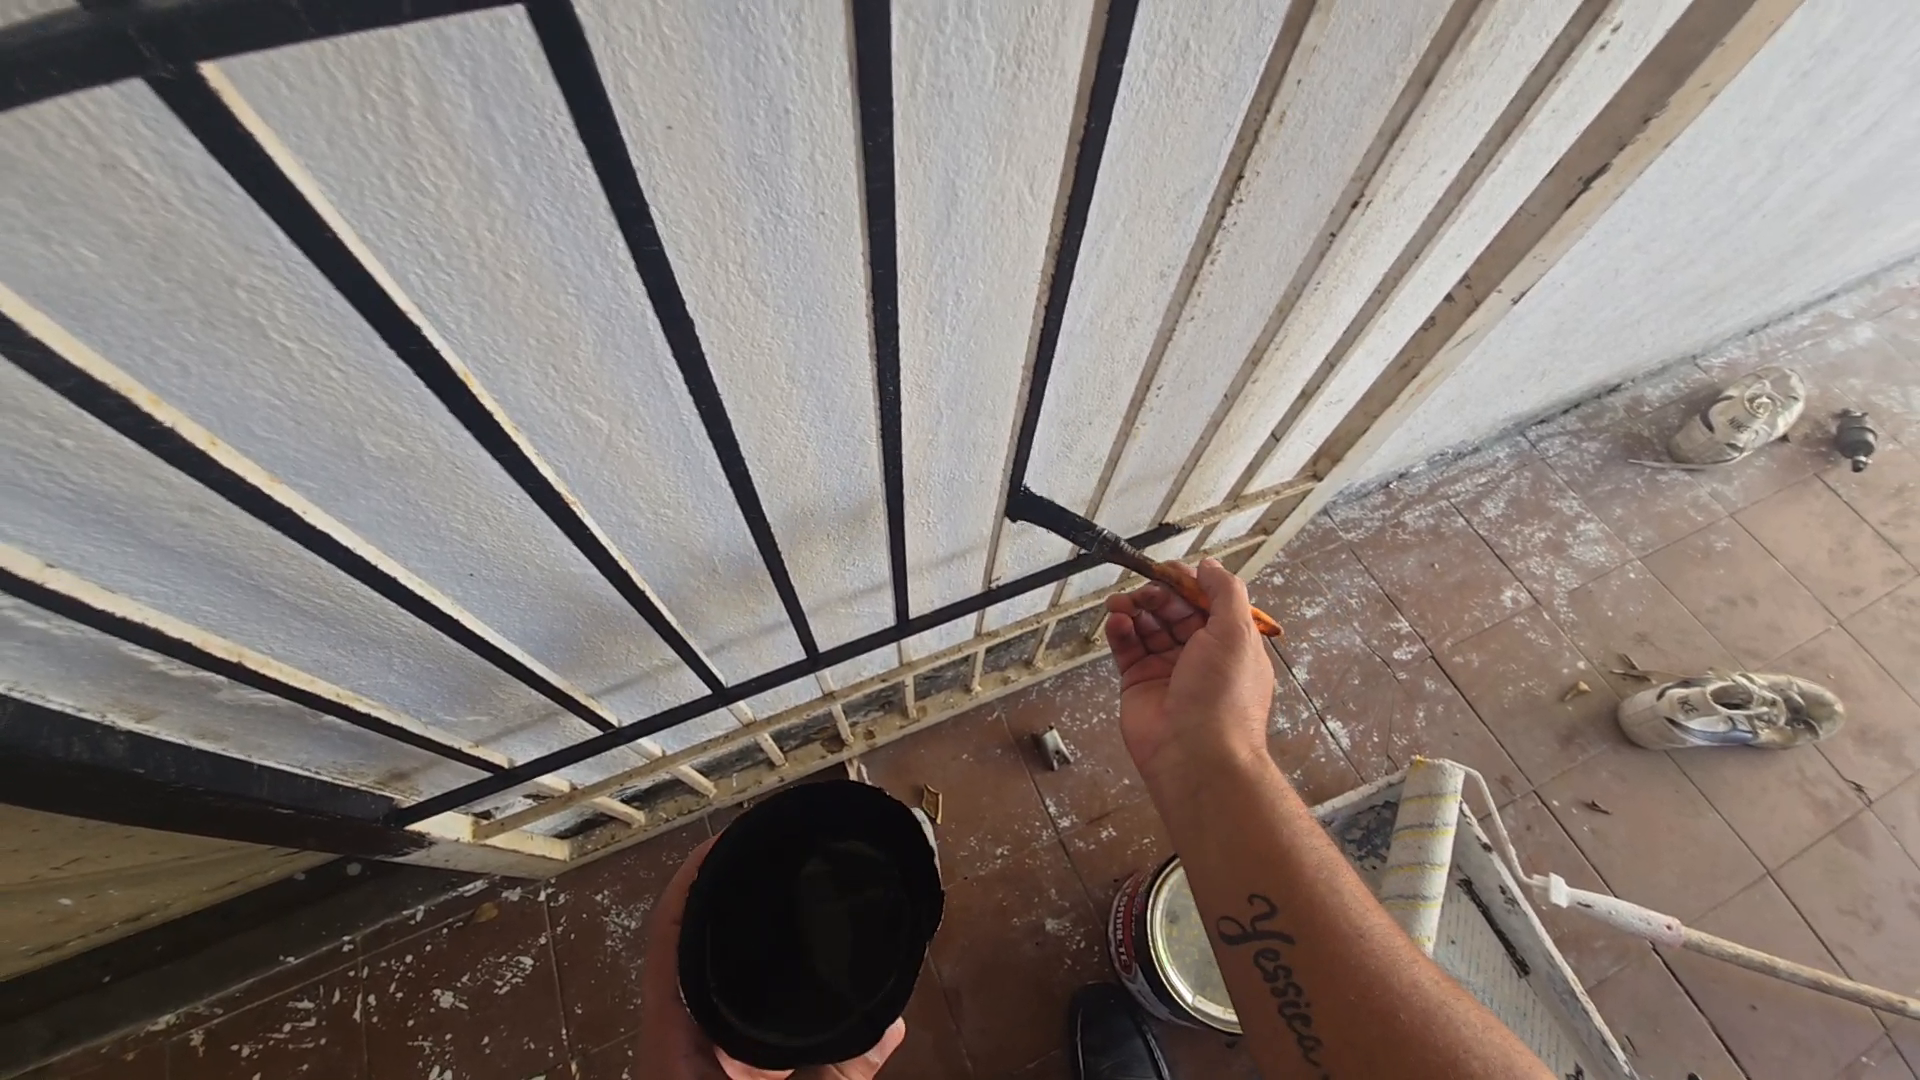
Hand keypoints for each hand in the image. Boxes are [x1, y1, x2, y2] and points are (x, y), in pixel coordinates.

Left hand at [640, 837, 907, 1078]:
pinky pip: (726, 1000)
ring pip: (706, 970)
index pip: (671, 936)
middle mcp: (678, 1035)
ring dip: (736, 925)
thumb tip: (892, 1021)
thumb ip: (836, 1075)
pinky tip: (789, 956)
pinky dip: (751, 968)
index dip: (692, 880)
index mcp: (676, 1041)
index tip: (732, 838)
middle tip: (776, 850)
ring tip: (784, 883)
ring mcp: (694, 1050)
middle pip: (688, 940)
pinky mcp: (714, 1065)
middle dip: (725, 890)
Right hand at [1103, 557, 1275, 790]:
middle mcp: (1199, 655)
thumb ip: (1225, 592)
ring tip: (1121, 605)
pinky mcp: (1137, 683)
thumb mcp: (1236, 633)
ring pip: (1146, 626)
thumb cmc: (1222, 698)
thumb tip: (1210, 565)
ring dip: (1133, 609)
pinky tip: (1116, 622)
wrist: (1195, 755)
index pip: (1204, 601)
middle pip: (1172, 610)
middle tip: (1142, 592)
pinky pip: (1126, 648)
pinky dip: (1120, 631)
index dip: (1184, 583)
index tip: (1166, 571)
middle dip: (1156, 595)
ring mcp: (1166, 669)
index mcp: (1229, 643)